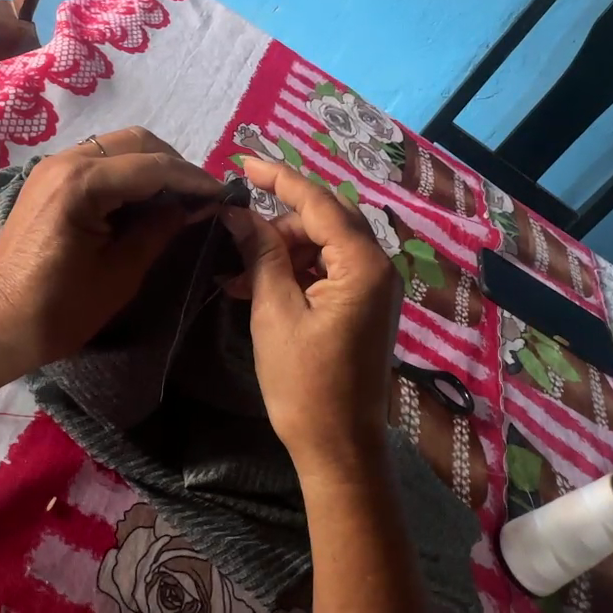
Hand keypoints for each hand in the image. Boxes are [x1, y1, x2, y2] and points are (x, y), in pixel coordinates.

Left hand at [0, 128, 223, 397]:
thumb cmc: (58, 309)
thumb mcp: (119, 275)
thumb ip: (158, 230)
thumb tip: (192, 207)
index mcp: (81, 183)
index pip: (153, 167)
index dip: (193, 179)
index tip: (224, 194)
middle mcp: (66, 160)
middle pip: (136, 141)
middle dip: (173, 164)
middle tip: (200, 196)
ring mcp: (53, 166)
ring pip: (117, 145)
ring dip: (151, 164)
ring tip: (177, 197)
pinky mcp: (48, 178)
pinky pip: (99, 159)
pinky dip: (127, 171)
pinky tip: (143, 199)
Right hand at [223, 157, 401, 474]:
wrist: (338, 450)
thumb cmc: (305, 383)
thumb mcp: (274, 311)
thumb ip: (260, 253)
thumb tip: (238, 213)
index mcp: (363, 264)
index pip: (318, 202)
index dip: (278, 178)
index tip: (243, 162)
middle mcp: (377, 267)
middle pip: (323, 219)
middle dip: (278, 218)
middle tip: (235, 222)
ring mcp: (373, 288)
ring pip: (322, 244)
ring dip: (281, 248)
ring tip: (237, 266)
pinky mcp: (364, 306)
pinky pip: (327, 269)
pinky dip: (293, 270)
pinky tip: (255, 283)